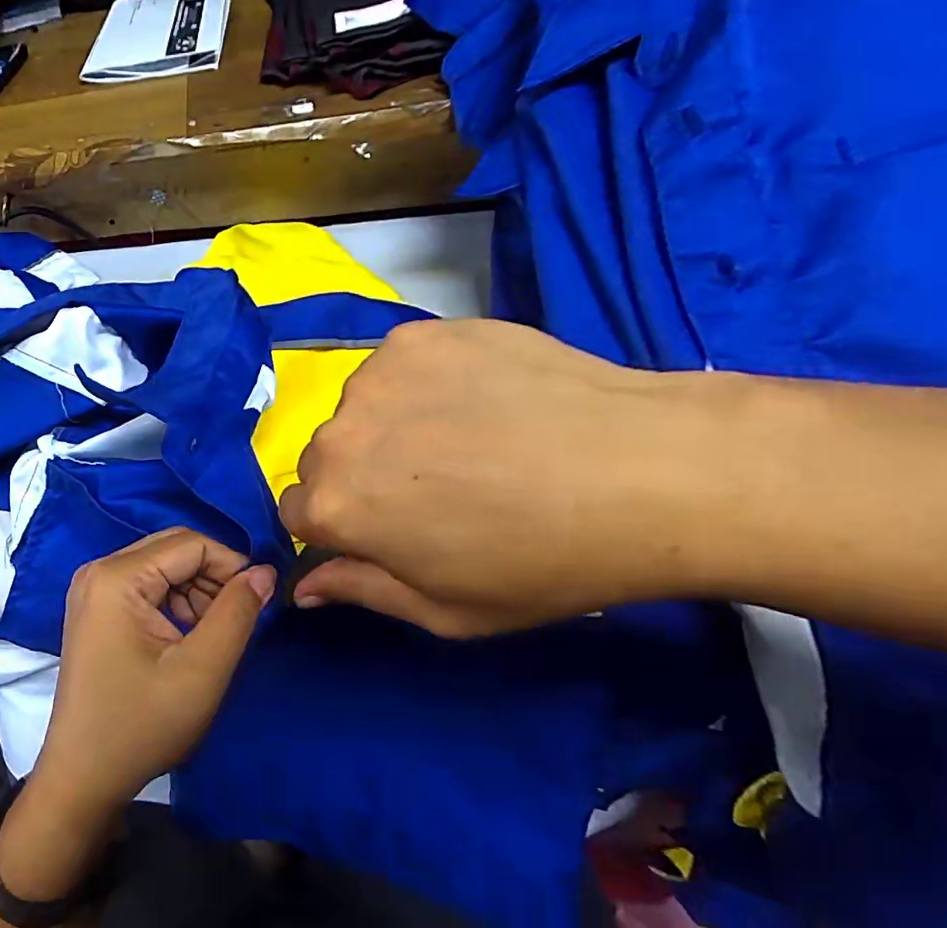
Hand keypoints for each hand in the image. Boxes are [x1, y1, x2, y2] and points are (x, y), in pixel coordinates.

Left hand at [34, 528, 275, 809]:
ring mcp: (92, 588)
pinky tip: (187, 639)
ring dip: (196, 593)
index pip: (190, 543)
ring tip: (212, 637)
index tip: (260, 601)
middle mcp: (99, 570)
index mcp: (116, 576)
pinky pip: (145, 586)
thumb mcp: (202, 670)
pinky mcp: (95, 608)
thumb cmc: (142, 724)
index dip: (232, 565)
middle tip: (237, 621)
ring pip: (162, 567)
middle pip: (173, 550)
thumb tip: (264, 571)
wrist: (84, 773)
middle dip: (213, 578)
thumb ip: (237, 613)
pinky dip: (174, 604)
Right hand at [279, 319, 736, 636]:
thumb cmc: (545, 560)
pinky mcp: (414, 337)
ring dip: (391, 424)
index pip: (297, 510)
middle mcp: (335, 437)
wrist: (649, 471)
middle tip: (437, 484)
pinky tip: (481, 399)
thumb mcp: (449, 608)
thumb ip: (362, 591)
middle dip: (362, 473)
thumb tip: (303, 586)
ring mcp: (373, 378)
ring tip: (468, 437)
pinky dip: (423, 383)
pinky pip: (396, 366)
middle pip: (325, 457)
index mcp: (335, 506)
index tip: (388, 526)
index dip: (340, 523)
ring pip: (360, 408)